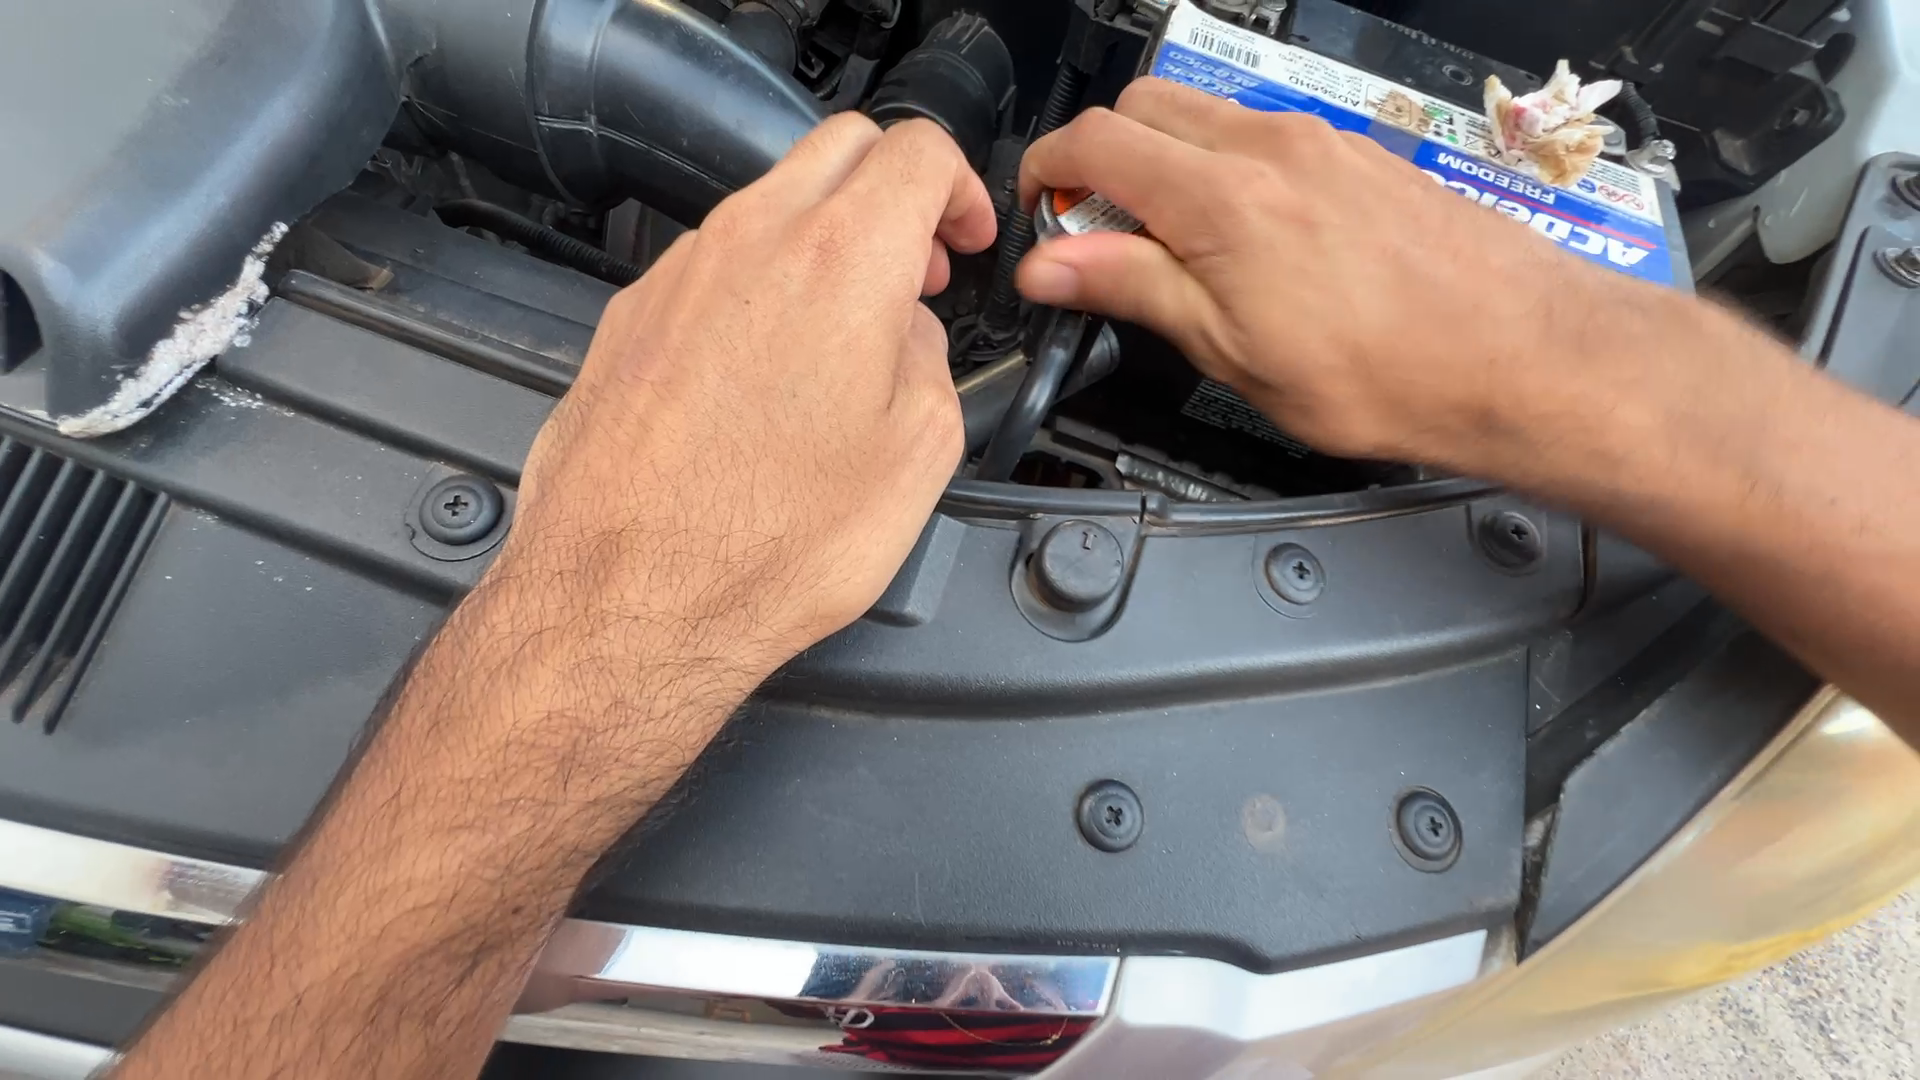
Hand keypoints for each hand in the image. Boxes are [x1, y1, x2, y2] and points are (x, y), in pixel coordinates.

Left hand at [495, 114, 994, 688]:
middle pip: (839, 150)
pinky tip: (774, 367)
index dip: (960, 189)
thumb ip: (930, 361)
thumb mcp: (919, 454)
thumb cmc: (772, 544)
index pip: (916, 153)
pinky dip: (765, 283)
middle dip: (897, 192)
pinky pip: (716, 264)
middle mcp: (749, 244)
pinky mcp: (632, 318)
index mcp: (840, 264)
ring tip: (849, 329)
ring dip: (828, 241)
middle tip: (919, 267)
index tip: (965, 236)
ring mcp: (678, 275)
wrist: (633, 602)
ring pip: (772, 204)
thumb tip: (907, 333)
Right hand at [1014, 76, 1669, 471]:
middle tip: (1092, 236)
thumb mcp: (1227, 348)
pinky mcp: (1351, 155)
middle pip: (1142, 106)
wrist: (1517, 357)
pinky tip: (1225, 235)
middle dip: (1095, 159)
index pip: (1097, 142)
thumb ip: (1132, 286)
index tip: (1036, 215)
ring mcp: (1317, 141)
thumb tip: (1047, 264)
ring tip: (1159, 244)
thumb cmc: (1378, 372)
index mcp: (1224, 198)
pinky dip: (1210, 167)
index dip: (1046, 172)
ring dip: (1154, 162)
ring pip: (1198, 114)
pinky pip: (1253, 133)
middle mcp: (1270, 146)